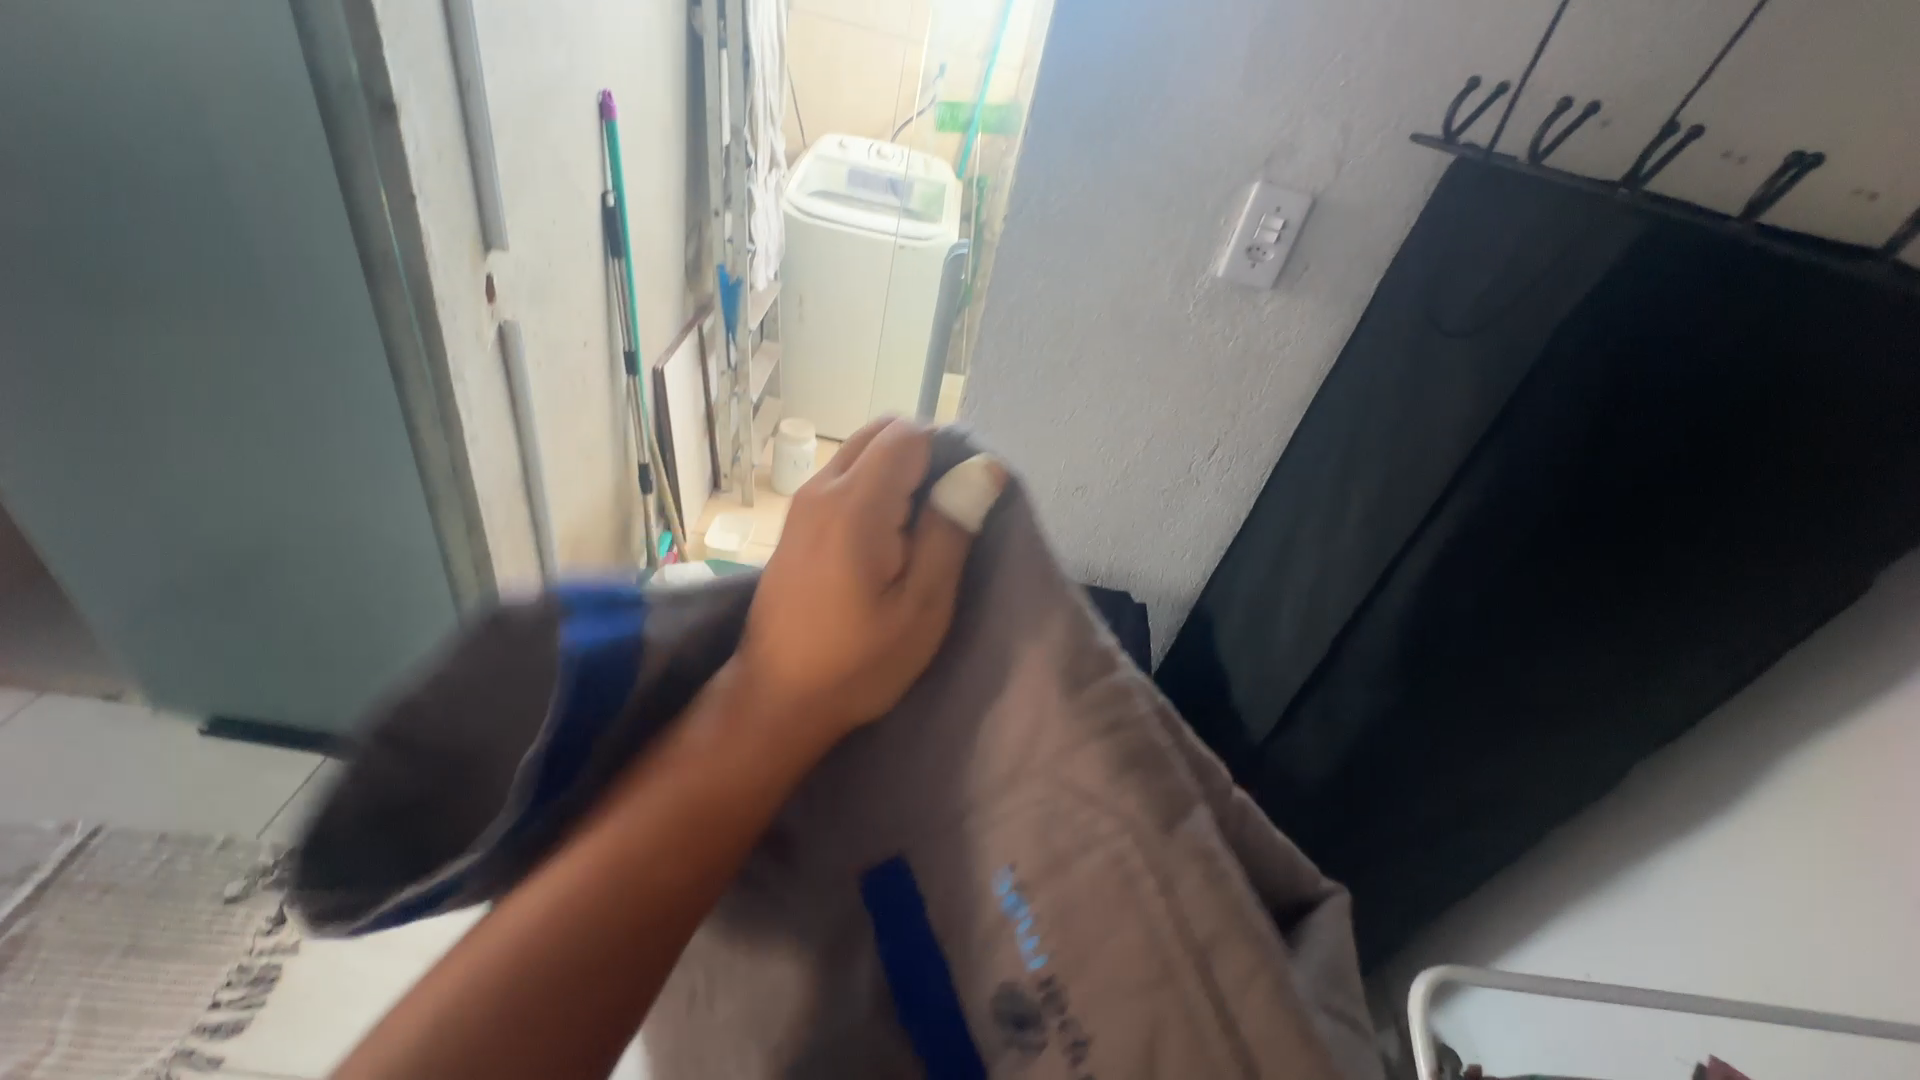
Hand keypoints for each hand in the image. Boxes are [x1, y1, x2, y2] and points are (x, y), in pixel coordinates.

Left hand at [731, 418, 1005, 748]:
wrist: (778, 699)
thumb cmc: (859, 662)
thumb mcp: (923, 605)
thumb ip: (951, 530)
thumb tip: (984, 469)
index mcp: (855, 505)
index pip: (909, 434)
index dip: (947, 455)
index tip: (963, 502)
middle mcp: (821, 489)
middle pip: (882, 433)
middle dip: (923, 456)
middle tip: (945, 515)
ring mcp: (802, 504)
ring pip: (861, 453)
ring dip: (898, 474)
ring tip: (919, 533)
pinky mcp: (796, 524)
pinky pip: (844, 479)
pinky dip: (874, 490)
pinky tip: (887, 542)